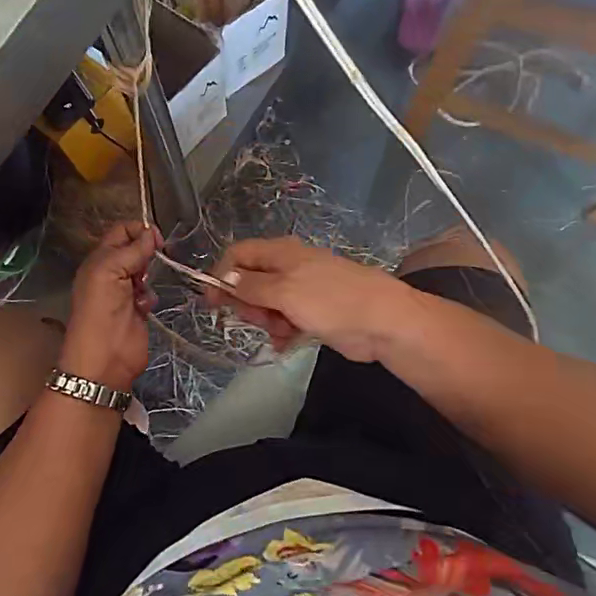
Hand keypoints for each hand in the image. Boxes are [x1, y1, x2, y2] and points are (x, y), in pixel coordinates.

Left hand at [58, 222, 159, 390]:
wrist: (104, 358)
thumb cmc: (101, 311)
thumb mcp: (109, 272)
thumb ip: (131, 250)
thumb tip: (150, 233)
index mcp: (99, 260)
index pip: (120, 232)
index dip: (138, 230)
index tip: (157, 239)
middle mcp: (110, 272)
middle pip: (134, 250)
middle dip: (147, 252)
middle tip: (157, 260)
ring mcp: (124, 292)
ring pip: (145, 271)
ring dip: (149, 275)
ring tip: (144, 288)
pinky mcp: (137, 310)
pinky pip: (150, 293)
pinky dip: (151, 296)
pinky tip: (145, 307)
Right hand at [202, 238, 412, 361]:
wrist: (383, 322)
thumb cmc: (331, 300)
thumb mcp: (283, 291)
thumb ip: (249, 286)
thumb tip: (223, 278)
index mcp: (280, 253)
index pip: (237, 255)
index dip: (221, 275)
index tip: (212, 302)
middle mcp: (288, 267)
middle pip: (249, 281)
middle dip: (246, 302)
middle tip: (258, 319)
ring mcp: (301, 290)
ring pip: (265, 304)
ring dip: (264, 320)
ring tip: (279, 331)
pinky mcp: (312, 312)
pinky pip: (283, 320)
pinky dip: (280, 331)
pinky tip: (284, 343)